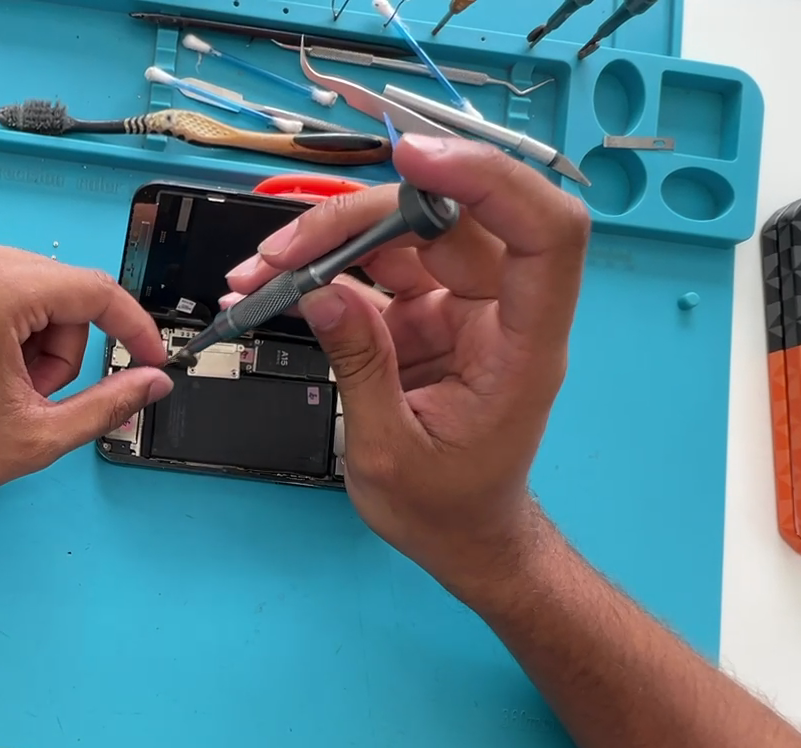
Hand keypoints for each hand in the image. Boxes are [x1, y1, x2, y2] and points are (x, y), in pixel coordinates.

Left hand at [0, 235, 172, 513]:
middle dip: (64, 351)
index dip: (134, 329)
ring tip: (0, 389)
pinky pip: (2, 291)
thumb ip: (108, 403)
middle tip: (31, 397)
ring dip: (36, 345)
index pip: (96, 290)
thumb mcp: (37, 435)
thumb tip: (152, 381)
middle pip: (65, 294)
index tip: (151, 358)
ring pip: (37, 294)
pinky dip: (9, 332)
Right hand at [227, 135, 588, 585]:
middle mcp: (500, 313)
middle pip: (445, 225)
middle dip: (356, 222)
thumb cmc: (443, 507)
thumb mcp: (388, 447)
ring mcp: (461, 311)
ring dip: (329, 246)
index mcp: (523, 347)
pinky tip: (277, 286)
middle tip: (277, 252)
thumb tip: (319, 292)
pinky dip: (326, 276)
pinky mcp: (424, 320)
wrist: (458, 535)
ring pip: (403, 242)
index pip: (540, 232)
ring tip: (260, 271)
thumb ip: (360, 364)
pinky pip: (378, 276)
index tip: (411, 159)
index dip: (487, 180)